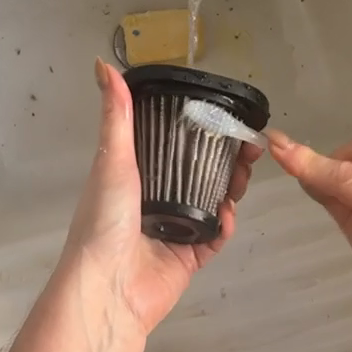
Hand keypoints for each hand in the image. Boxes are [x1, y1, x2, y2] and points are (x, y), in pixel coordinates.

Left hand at [54, 61, 257, 336]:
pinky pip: (214, 237)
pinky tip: (230, 213)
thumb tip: (103, 64)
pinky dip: (224, 225)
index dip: (197, 129)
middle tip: (249, 147)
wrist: (109, 288)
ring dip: (230, 187)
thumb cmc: (106, 217)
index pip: (169, 144)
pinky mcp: (187, 258)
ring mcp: (171, 229)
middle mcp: (152, 199)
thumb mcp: (111, 159)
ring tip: (246, 174)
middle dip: (224, 159)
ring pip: (210, 202)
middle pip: (196, 172)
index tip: (223, 116)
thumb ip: (115, 114)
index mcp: (132, 174)